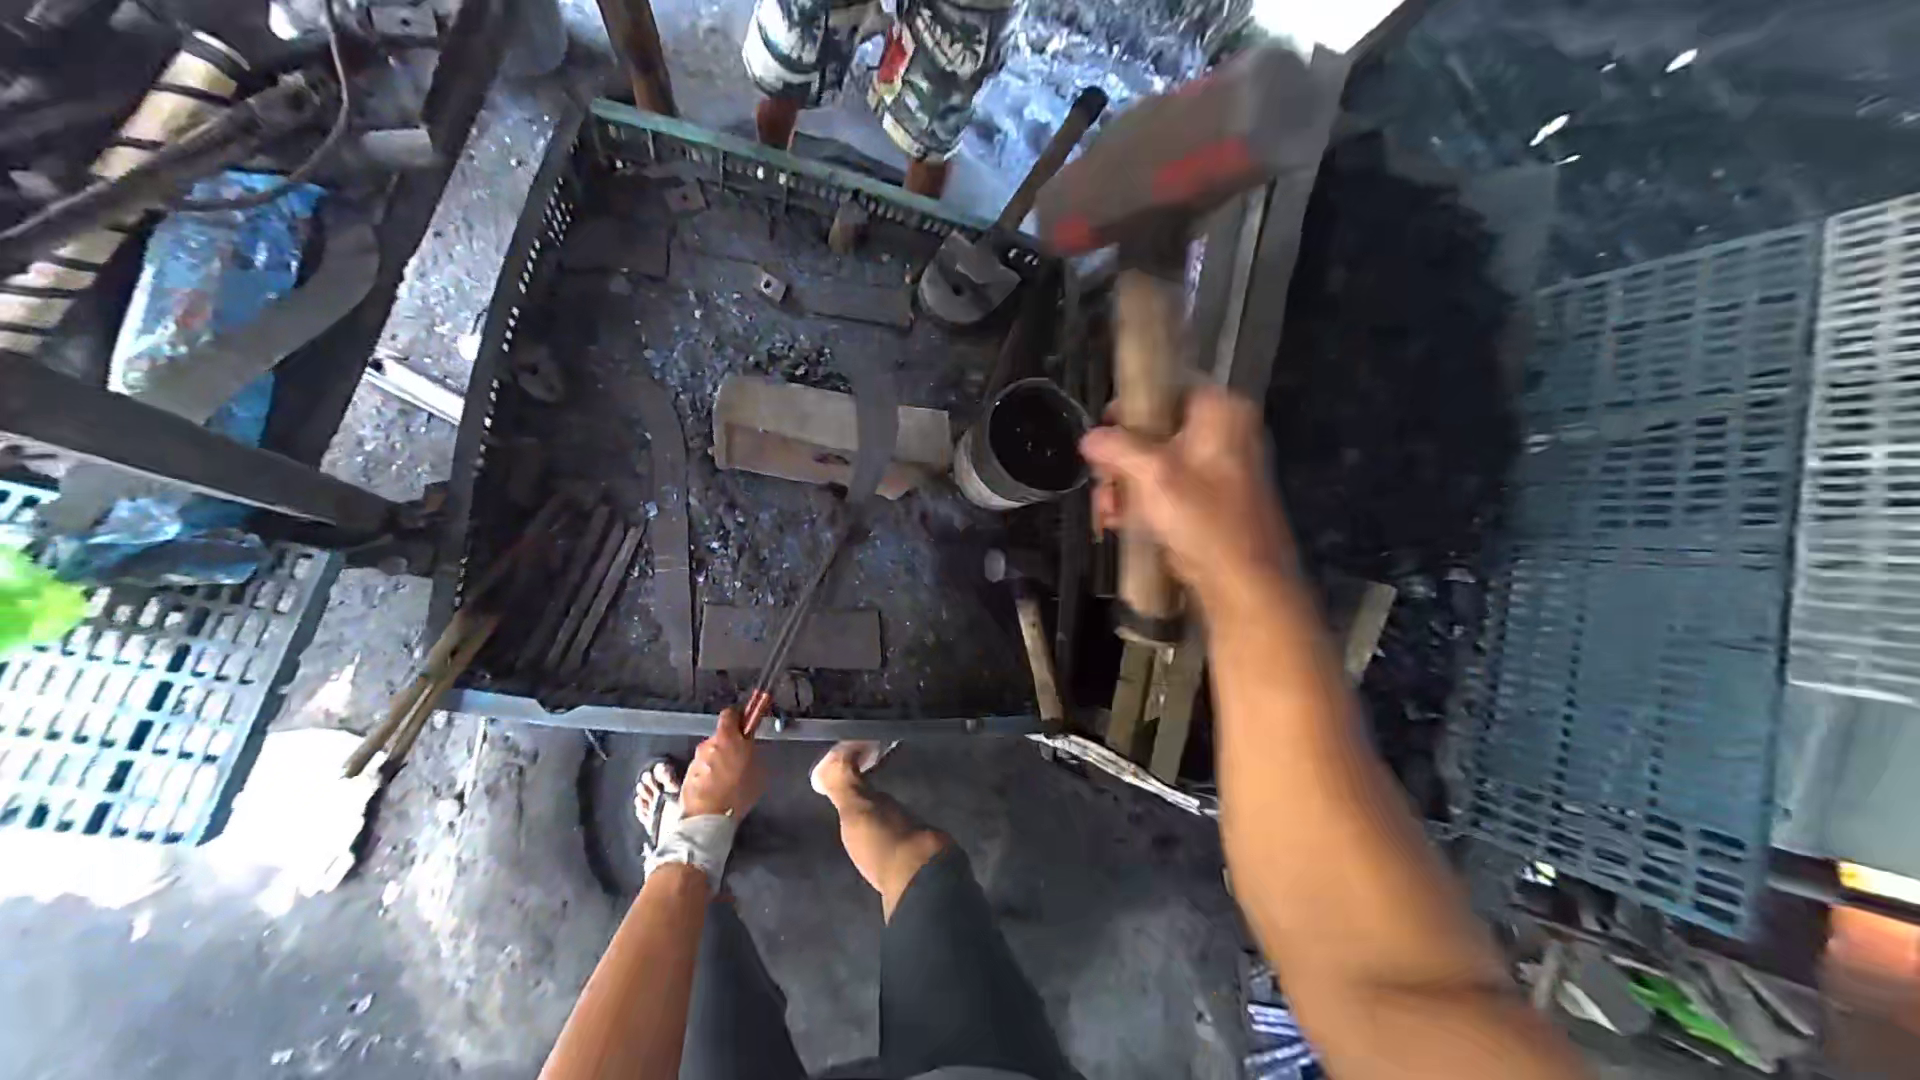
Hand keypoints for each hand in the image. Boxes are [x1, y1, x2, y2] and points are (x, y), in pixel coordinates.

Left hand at [679, 708, 765, 817]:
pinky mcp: (687, 776)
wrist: (708, 818)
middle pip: (721, 737)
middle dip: (730, 745)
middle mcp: (708, 745)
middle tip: (741, 759)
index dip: (738, 716)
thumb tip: (748, 745)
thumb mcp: (757, 769)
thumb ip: (751, 751)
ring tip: (728, 780)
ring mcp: (696, 760)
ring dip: (719, 761)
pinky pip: (703, 769)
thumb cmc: (737, 791)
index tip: (745, 723)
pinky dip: (709, 775)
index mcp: (727, 737)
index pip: (729, 713)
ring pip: (711, 754)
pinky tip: (717, 789)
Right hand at [1079, 385, 1296, 606]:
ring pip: (1158, 464)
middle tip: (1102, 480)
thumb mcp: (1152, 475)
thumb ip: (1116, 448)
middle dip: (1121, 459)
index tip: (1103, 430)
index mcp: (1222, 412)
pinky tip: (1118, 522)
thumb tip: (1090, 437)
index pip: (1168, 387)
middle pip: (1158, 430)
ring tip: (1106, 510)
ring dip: (1125, 485)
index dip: (1131, 406)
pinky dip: (1143, 502)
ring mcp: (1219, 471)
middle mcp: (1225, 434)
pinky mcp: (1211, 503)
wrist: (1244, 583)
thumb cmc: (1202, 519)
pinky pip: (1168, 490)